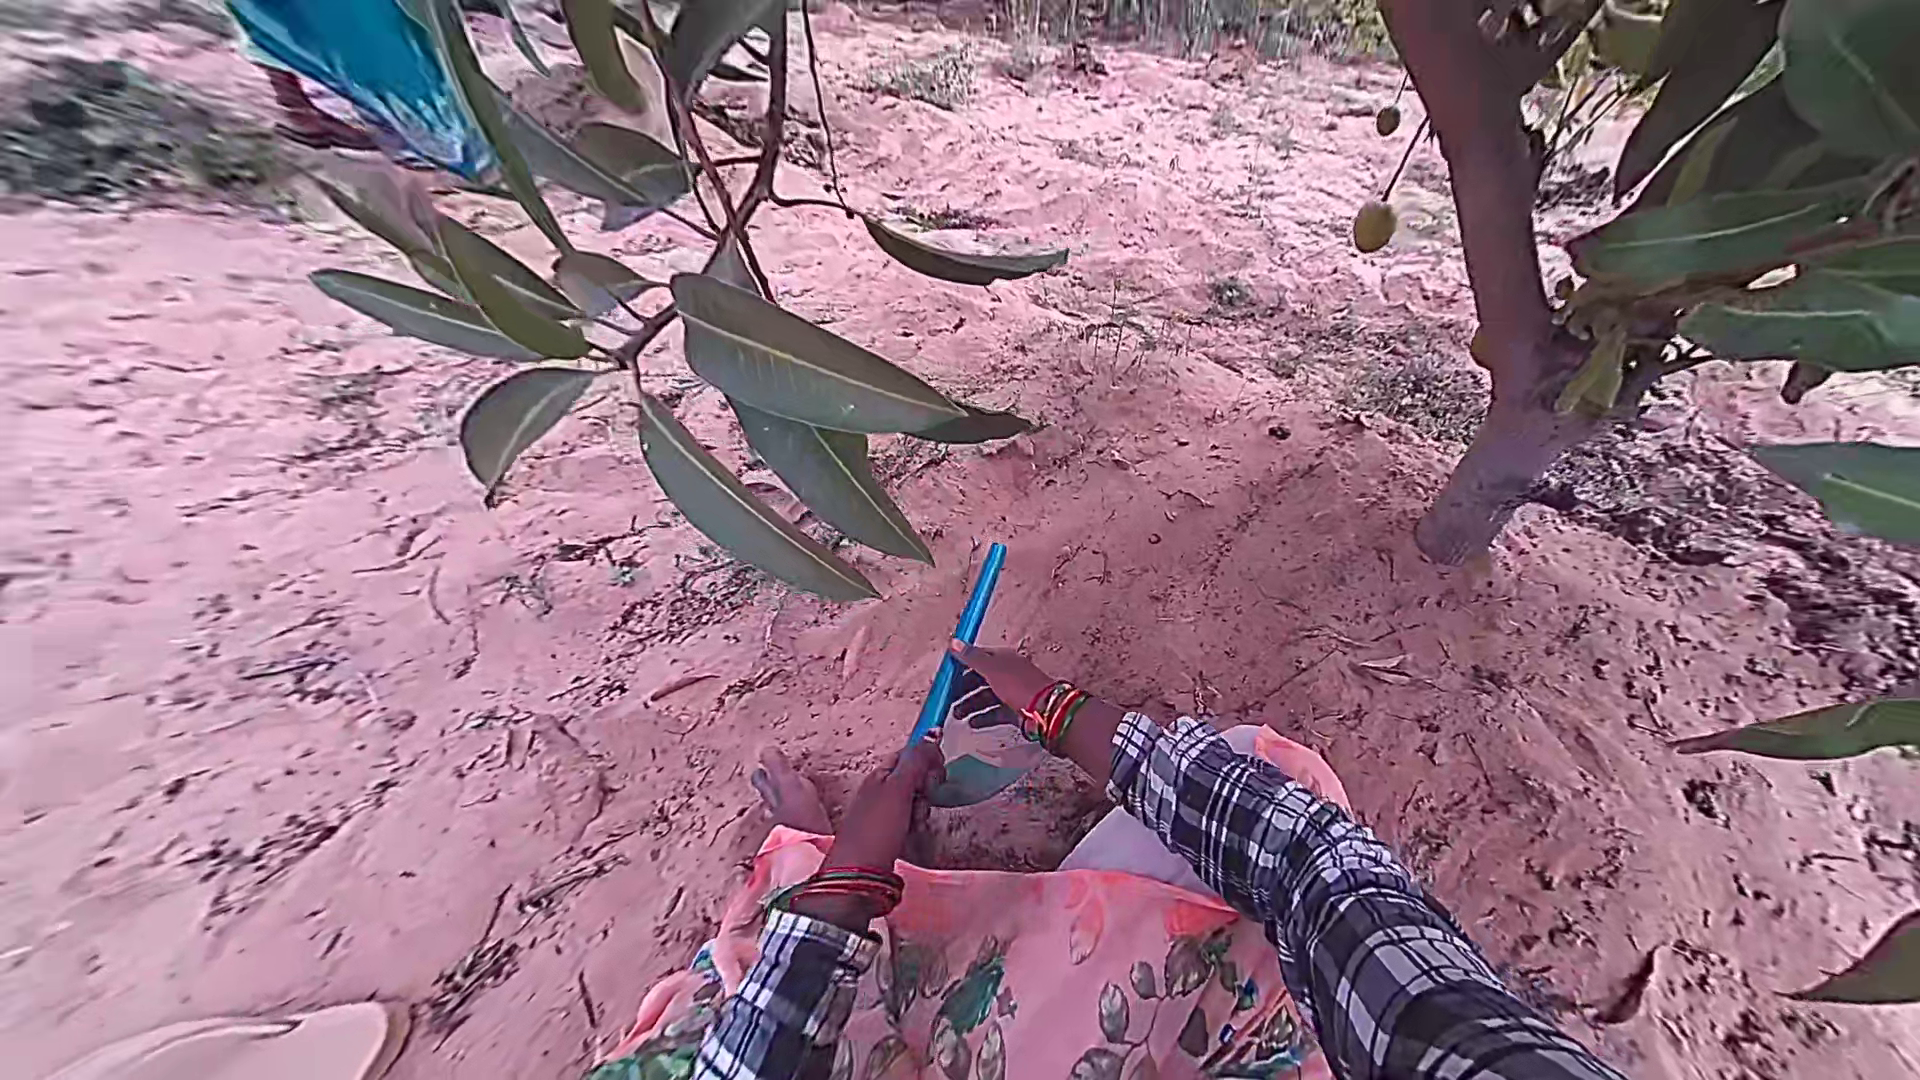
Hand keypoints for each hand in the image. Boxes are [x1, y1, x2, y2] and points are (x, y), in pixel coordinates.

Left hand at [792, 735, 945, 929]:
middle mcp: (881, 789)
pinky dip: (916, 826)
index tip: (937, 770)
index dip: (925, 758)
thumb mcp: (899, 789)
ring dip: (922, 809)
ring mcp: (884, 813)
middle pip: (914, 777)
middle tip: (923, 798)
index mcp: (880, 773)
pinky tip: (914, 834)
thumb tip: (932, 731)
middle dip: (925, 786)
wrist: (858, 876)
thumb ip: (917, 761)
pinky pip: (911, 821)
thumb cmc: (876, 829)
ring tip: (916, 822)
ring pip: (916, 800)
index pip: (908, 753)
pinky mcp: (889, 834)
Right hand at [948, 640, 1057, 722]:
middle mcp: (1007, 674)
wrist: (1045, 710)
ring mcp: (1012, 693)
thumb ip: (971, 657)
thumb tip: (954, 641)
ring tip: (956, 715)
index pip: (977, 658)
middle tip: (948, 699)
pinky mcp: (1016, 711)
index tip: (946, 676)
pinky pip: (995, 713)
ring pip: (986, 697)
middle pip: (980, 679)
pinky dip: (983, 717)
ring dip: (970, 705)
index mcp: (1003, 659)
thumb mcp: (991, 669)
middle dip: (963, 689)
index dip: (961, 665)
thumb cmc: (1018, 685)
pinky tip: (972, 723)